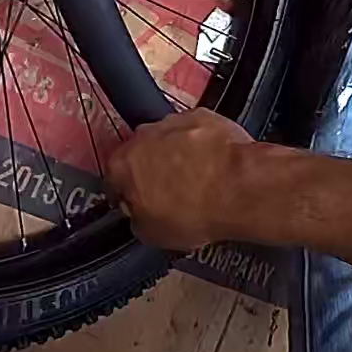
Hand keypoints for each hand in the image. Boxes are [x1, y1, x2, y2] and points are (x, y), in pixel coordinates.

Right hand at [105, 108, 260, 251]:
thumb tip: (140, 218)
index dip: (125, 194)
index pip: (112, 180)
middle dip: (151, 171)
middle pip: (140, 155)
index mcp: (121, 166)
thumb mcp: (154, 235)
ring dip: (177, 155)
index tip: (136, 202)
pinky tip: (215, 165)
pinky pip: (195, 130)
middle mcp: (141, 138)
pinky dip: (202, 144)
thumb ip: (137, 220)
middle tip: (170, 193)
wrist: (239, 188)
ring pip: (167, 140)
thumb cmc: (197, 209)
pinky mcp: (201, 116)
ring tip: (198, 180)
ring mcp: (171, 124)